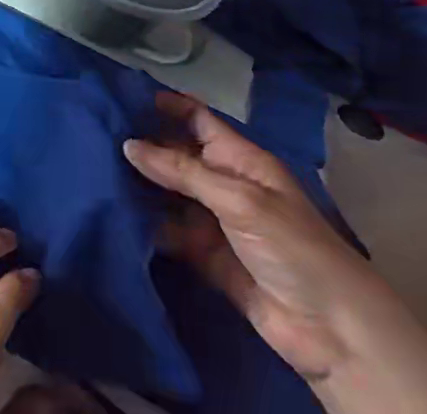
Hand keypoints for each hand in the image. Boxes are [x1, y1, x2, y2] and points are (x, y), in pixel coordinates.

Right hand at [122, 93, 394, 380]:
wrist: (331, 330)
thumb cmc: (292, 247)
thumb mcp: (239, 200)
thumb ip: (183, 172)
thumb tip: (129, 145)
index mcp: (241, 159)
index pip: (198, 120)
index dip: (167, 105)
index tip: (123, 95)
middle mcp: (225, 184)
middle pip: (178, 155)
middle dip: (144, 145)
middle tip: (95, 134)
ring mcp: (215, 221)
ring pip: (170, 194)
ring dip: (140, 185)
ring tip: (95, 169)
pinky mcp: (206, 257)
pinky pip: (170, 232)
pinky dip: (147, 224)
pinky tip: (115, 214)